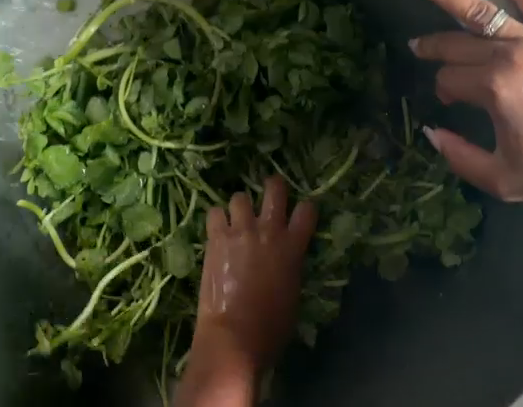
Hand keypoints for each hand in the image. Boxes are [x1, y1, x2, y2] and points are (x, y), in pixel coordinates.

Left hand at [176, 178, 317, 406]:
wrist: (234, 337)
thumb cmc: (271, 328)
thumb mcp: (293, 294)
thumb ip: (290, 267)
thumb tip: (285, 261)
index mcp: (293, 247)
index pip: (307, 209)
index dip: (305, 208)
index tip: (300, 212)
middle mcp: (269, 231)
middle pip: (275, 188)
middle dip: (273, 186)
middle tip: (269, 192)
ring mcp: (241, 231)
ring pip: (240, 197)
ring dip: (240, 207)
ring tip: (236, 219)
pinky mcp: (216, 238)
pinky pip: (214, 213)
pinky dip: (216, 219)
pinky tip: (216, 231)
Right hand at [402, 0, 522, 202]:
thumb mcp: (504, 181)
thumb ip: (460, 158)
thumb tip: (431, 131)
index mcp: (493, 91)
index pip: (450, 78)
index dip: (444, 90)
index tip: (449, 101)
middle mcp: (508, 57)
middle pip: (456, 43)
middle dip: (432, 46)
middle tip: (416, 46)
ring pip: (480, 10)